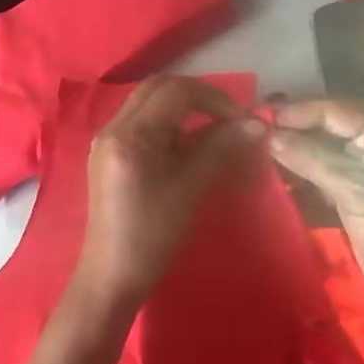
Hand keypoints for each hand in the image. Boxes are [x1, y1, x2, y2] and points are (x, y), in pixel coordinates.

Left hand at [76, 77, 265, 305]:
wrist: (112, 275)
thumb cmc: (152, 236)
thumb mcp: (190, 190)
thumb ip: (221, 150)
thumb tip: (257, 124)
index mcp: (130, 134)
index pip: (176, 91)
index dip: (215, 98)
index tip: (242, 121)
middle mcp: (112, 127)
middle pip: (159, 88)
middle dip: (198, 96)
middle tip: (229, 119)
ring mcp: (106, 140)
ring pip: (148, 103)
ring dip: (182, 109)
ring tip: (213, 132)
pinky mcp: (108, 154)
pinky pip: (140, 122)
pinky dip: (167, 123)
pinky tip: (186, 146)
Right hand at [267, 100, 363, 306]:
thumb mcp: (352, 189)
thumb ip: (309, 158)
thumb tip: (269, 136)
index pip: (334, 110)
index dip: (295, 111)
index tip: (257, 115)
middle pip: (327, 127)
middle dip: (292, 130)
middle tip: (252, 131)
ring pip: (324, 150)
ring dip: (294, 153)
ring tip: (257, 151)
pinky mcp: (359, 190)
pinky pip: (326, 173)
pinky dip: (303, 175)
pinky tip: (276, 176)